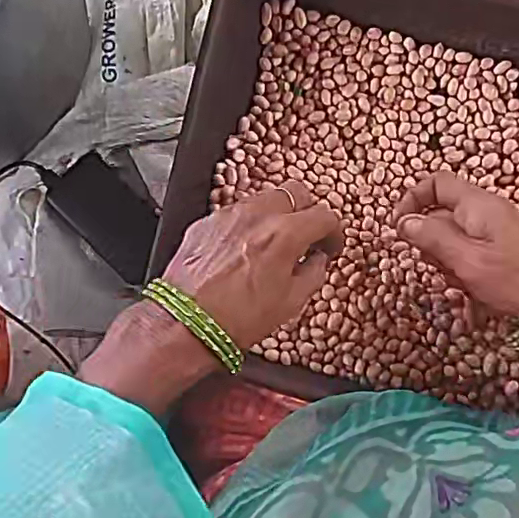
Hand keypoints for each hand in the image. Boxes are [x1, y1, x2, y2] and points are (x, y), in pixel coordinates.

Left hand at [162, 180, 344, 346]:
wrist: (185, 325)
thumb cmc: (237, 319)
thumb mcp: (290, 303)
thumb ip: (313, 274)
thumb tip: (318, 261)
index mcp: (284, 234)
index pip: (324, 215)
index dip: (333, 233)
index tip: (330, 247)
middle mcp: (256, 215)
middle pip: (295, 192)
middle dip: (306, 213)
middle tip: (306, 238)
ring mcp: (227, 215)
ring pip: (263, 200)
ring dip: (276, 217)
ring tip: (273, 246)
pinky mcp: (205, 223)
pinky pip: (235, 214)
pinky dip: (246, 226)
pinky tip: (243, 252)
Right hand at [390, 171, 518, 319]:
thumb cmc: (515, 280)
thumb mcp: (466, 260)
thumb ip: (432, 237)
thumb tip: (404, 222)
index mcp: (477, 205)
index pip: (436, 183)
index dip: (412, 200)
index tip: (399, 227)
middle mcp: (484, 211)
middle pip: (439, 213)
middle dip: (429, 240)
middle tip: (438, 264)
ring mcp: (492, 229)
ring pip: (450, 236)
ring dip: (444, 258)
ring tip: (460, 278)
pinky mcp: (497, 248)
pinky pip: (466, 250)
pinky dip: (460, 266)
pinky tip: (470, 284)